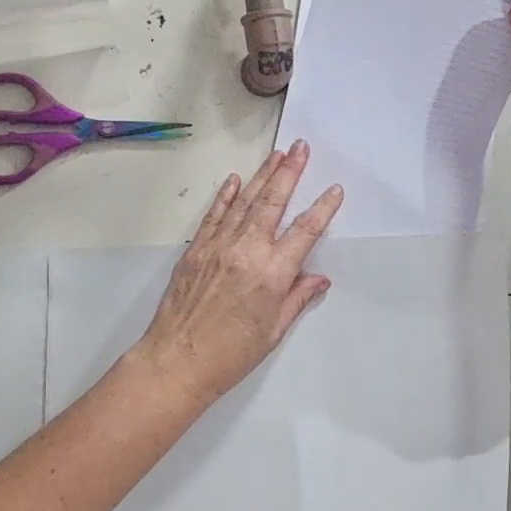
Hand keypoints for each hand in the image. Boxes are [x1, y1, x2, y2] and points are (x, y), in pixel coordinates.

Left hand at [134, 141, 343, 403]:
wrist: (177, 362)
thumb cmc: (229, 355)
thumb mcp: (273, 331)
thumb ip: (297, 298)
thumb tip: (317, 279)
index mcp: (272, 274)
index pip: (305, 231)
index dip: (323, 208)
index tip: (334, 190)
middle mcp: (247, 252)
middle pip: (274, 202)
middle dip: (290, 172)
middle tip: (301, 148)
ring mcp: (219, 246)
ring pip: (245, 201)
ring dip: (263, 175)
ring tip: (278, 154)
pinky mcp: (197, 250)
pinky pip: (215, 215)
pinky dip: (226, 195)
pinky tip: (235, 180)